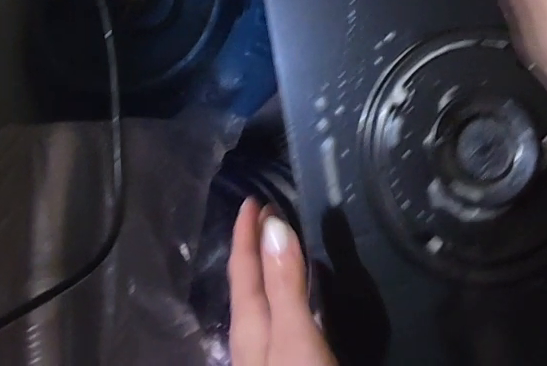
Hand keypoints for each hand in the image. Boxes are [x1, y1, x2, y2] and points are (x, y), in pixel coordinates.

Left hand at [229, 199, 336, 365]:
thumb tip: (273, 223)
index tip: (251, 198)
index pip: (242, 266)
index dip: (245, 230)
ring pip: (265, 297)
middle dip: (257, 244)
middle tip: (271, 210)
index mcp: (248, 322)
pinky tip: (304, 294)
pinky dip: (289, 290)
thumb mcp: (293, 333)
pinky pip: (282, 312)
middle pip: (250, 280)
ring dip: (272, 266)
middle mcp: (252, 335)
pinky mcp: (286, 359)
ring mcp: (267, 352)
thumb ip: (284, 282)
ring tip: (286, 241)